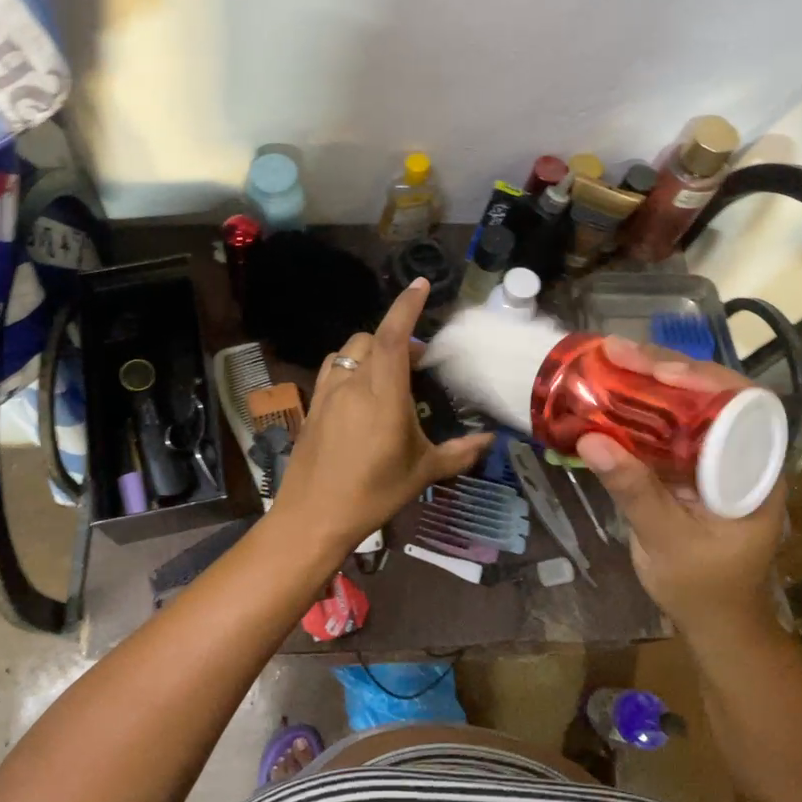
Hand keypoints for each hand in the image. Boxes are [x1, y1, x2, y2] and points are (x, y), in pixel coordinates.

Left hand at [270, 278, 493, 553]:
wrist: (312, 516)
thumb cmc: (373, 494)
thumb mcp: (422, 473)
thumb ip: (458, 452)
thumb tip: (489, 440)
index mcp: (383, 395)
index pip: (392, 337)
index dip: (406, 306)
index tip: (421, 285)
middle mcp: (353, 384)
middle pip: (371, 339)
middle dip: (395, 337)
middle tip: (418, 363)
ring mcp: (328, 393)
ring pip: (349, 351)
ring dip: (371, 350)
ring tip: (390, 374)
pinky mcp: (312, 404)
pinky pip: (333, 369)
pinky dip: (351, 365)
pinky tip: (361, 390)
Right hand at [577, 337, 785, 642]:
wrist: (712, 622)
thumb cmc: (703, 587)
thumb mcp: (667, 540)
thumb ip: (635, 491)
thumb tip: (591, 441)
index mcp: (755, 471)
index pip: (744, 406)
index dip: (705, 380)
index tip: (662, 372)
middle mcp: (739, 454)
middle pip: (710, 394)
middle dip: (666, 368)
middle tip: (619, 351)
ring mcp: (712, 457)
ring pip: (685, 403)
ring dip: (648, 380)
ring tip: (608, 358)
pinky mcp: (685, 464)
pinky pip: (664, 424)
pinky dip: (637, 405)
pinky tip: (607, 390)